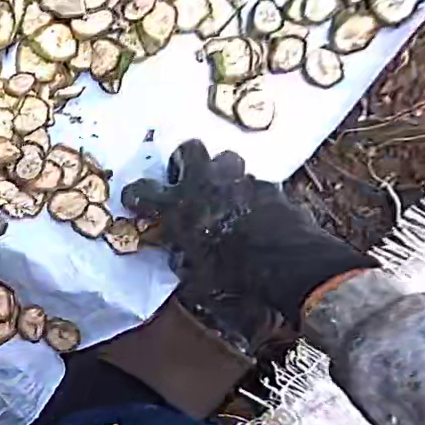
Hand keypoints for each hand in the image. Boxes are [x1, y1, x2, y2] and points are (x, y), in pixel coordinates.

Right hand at [123, 140, 375, 323]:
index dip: (135, 194)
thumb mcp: (194, 275)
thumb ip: (182, 258)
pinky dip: (251, 194)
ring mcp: (241, 182)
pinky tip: (254, 212)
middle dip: (185, 160)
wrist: (290, 265)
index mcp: (178, 206)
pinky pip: (256, 183)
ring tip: (222, 193)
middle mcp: (206, 185)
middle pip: (190, 149)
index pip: (142, 190)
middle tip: (185, 179)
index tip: (135, 201)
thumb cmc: (232, 273)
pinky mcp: (273, 188)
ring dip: (221, 174)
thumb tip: (179, 256)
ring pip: (227, 160)